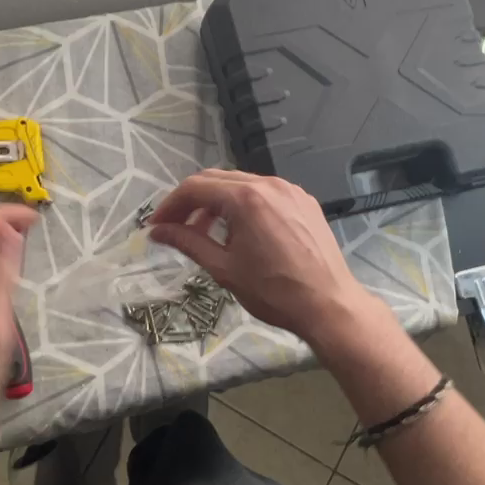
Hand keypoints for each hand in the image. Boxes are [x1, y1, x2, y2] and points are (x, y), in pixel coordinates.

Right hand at [146, 170, 385, 345]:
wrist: (328, 305)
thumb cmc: (273, 292)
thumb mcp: (223, 269)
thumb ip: (188, 242)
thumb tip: (158, 232)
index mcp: (245, 198)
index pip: (195, 188)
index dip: (170, 205)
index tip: (156, 226)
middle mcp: (268, 184)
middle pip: (216, 180)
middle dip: (191, 202)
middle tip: (174, 228)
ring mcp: (289, 190)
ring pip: (240, 184)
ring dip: (216, 202)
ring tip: (205, 232)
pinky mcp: (304, 200)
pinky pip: (264, 193)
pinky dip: (243, 204)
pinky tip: (239, 231)